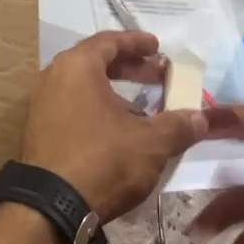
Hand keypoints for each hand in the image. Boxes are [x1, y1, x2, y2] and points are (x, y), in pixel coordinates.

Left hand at [21, 31, 206, 221]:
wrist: (53, 202)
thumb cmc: (103, 159)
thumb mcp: (150, 143)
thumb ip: (177, 126)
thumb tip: (201, 117)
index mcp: (76, 66)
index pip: (108, 42)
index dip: (136, 42)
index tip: (158, 46)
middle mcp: (54, 74)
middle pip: (95, 60)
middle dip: (130, 67)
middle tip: (160, 74)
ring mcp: (43, 100)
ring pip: (84, 84)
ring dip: (115, 89)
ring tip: (147, 106)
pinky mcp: (41, 124)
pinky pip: (74, 102)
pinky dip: (99, 105)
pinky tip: (121, 127)